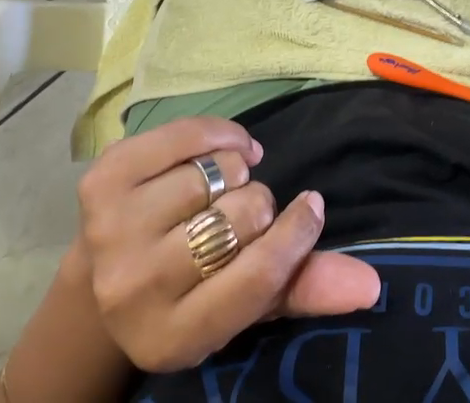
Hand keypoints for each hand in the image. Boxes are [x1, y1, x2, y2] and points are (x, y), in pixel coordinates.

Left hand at [73, 117, 380, 371]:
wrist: (102, 278)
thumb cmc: (191, 290)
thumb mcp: (247, 303)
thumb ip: (306, 289)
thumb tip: (370, 283)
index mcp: (174, 336)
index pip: (258, 276)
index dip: (296, 233)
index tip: (311, 206)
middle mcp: (133, 289)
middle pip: (240, 217)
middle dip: (259, 204)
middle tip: (248, 211)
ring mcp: (109, 233)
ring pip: (214, 174)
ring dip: (234, 171)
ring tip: (226, 186)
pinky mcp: (99, 182)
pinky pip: (182, 135)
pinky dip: (215, 133)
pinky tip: (221, 147)